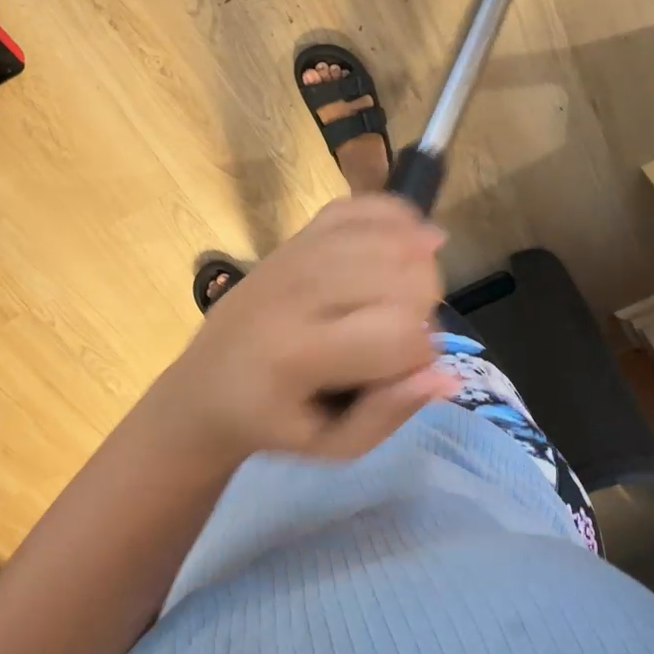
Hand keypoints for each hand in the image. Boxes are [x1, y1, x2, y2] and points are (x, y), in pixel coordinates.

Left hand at [156, 196, 456, 461]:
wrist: (206, 386)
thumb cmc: (274, 423)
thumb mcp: (332, 446)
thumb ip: (389, 414)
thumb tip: (447, 374)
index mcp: (299, 354)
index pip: (401, 333)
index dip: (421, 355)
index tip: (402, 373)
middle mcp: (297, 292)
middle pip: (403, 274)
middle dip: (424, 309)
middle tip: (399, 338)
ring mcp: (294, 256)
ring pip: (389, 238)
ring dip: (415, 269)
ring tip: (397, 302)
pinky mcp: (294, 237)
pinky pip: (361, 207)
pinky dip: (396, 221)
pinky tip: (403, 246)